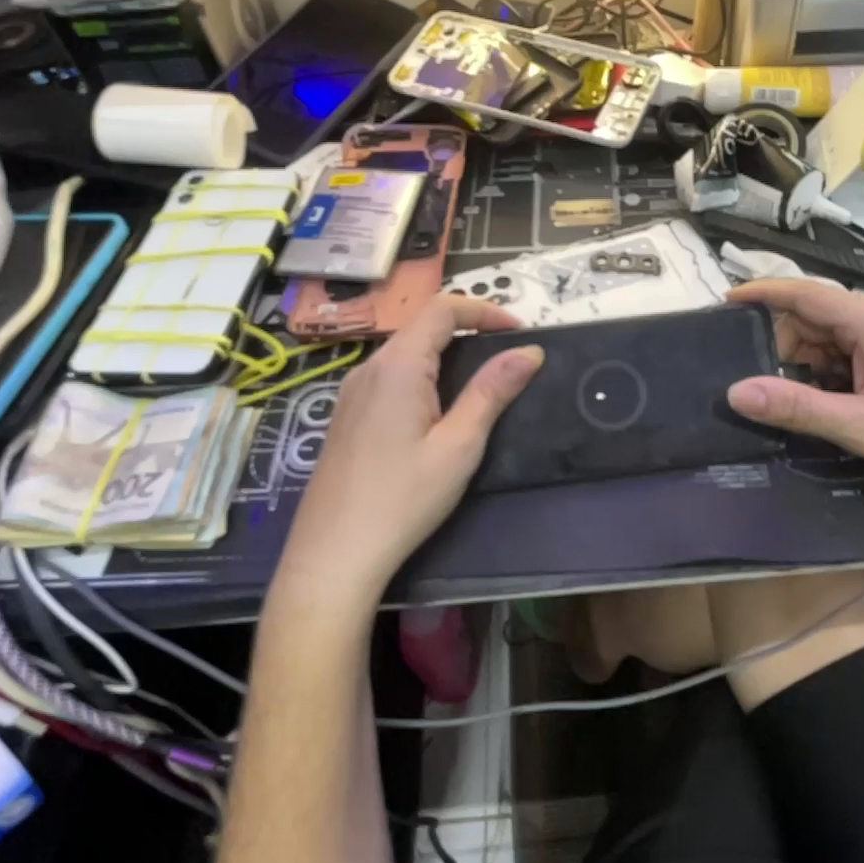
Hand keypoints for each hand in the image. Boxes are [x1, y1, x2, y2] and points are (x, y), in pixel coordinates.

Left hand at [281, 296, 542, 597]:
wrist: (335, 553)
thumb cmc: (404, 498)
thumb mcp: (459, 445)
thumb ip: (492, 392)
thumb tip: (528, 351)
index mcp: (397, 366)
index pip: (442, 309)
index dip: (484, 311)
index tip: (519, 333)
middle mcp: (369, 368)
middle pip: (421, 327)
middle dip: (468, 332)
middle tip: (507, 359)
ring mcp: (352, 393)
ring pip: (404, 353)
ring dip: (445, 355)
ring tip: (481, 385)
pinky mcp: (347, 416)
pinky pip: (389, 378)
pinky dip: (422, 377)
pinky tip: (438, 412)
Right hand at [725, 279, 863, 487]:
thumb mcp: (861, 426)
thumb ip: (797, 408)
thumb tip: (737, 393)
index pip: (805, 293)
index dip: (762, 293)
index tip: (725, 301)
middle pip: (815, 315)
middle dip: (782, 344)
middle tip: (756, 381)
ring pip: (831, 333)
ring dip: (806, 361)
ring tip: (786, 396)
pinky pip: (851, 347)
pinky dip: (829, 368)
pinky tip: (823, 397)